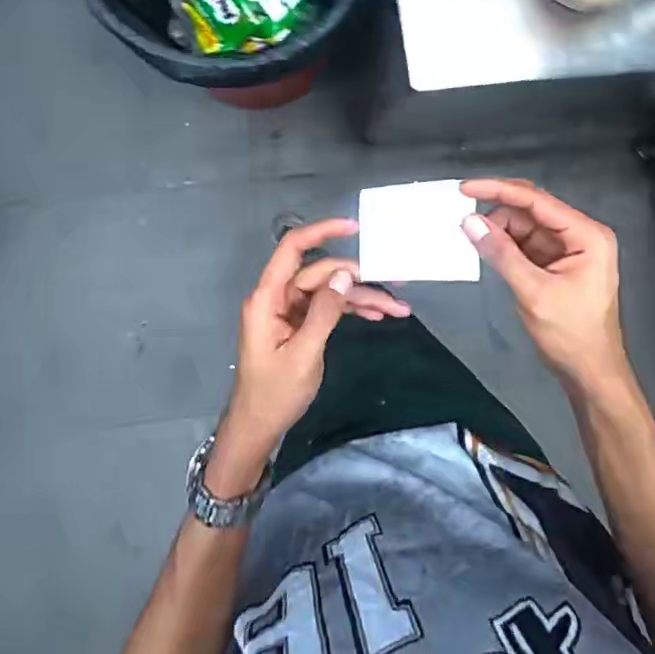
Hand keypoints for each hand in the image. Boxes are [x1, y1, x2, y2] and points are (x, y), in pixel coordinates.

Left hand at [209, 218, 409, 496]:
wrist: (258, 426)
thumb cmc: (274, 393)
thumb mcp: (303, 354)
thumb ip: (324, 313)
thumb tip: (344, 276)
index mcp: (267, 298)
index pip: (292, 250)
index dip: (321, 232)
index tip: (354, 227)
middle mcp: (276, 297)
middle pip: (319, 273)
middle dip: (356, 278)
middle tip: (395, 285)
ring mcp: (287, 310)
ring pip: (327, 291)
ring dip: (359, 297)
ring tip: (396, 308)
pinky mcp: (298, 324)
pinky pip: (326, 308)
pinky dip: (350, 310)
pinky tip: (377, 314)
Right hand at [461, 179, 629, 392]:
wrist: (590, 372)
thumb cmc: (571, 333)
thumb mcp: (532, 292)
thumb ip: (501, 253)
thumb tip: (468, 222)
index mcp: (586, 235)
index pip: (537, 201)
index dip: (499, 190)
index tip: (465, 189)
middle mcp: (579, 234)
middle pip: (530, 208)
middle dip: (496, 208)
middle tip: (461, 214)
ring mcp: (566, 247)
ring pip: (523, 223)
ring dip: (496, 227)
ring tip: (470, 236)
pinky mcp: (553, 261)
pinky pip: (522, 240)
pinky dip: (502, 241)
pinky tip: (483, 244)